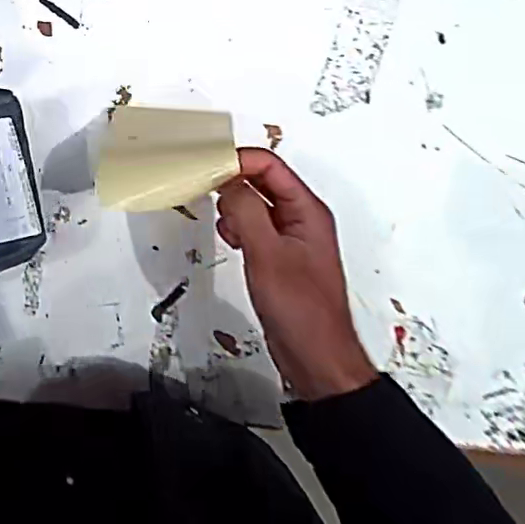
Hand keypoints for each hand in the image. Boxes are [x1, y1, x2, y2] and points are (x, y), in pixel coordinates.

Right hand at [216, 148, 377, 400]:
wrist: (316, 362)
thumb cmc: (304, 315)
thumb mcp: (267, 254)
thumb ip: (246, 211)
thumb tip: (229, 182)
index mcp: (307, 211)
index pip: (269, 166)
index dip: (239, 162)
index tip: (211, 168)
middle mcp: (301, 219)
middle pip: (262, 180)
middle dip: (233, 181)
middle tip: (208, 186)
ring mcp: (291, 237)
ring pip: (256, 202)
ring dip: (234, 205)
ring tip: (222, 217)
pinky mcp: (279, 255)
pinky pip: (254, 224)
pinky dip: (237, 225)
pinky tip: (230, 236)